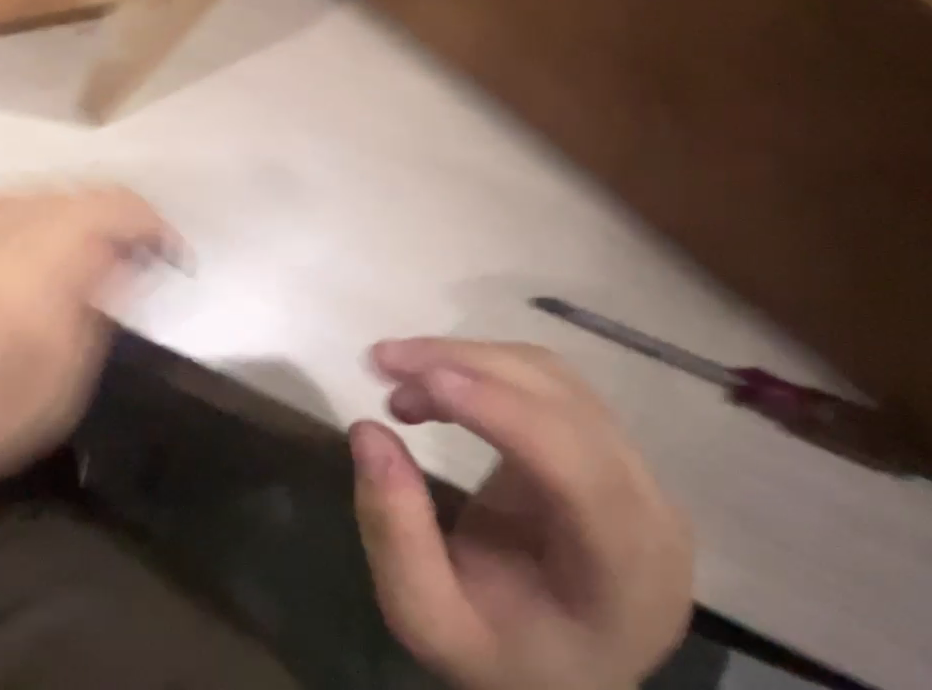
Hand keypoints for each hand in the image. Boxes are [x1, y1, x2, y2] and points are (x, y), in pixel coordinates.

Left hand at [0, 187, 177, 515]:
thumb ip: (93, 320)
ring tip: (73, 258)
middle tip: (124, 261)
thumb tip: (123, 266)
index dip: (148, 221)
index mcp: (25, 281)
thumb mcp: (50, 398)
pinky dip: (19, 219)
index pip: (106, 210)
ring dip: (64, 215)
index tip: (166, 253)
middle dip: (109, 219)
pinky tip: (16, 255)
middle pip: (68, 193)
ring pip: (26, 191)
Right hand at [350, 339, 693, 689]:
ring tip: (396, 376)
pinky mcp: (604, 454)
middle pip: (566, 406)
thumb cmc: (496, 654)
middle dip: (467, 366)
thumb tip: (368, 431)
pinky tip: (435, 385)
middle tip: (380, 364)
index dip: (501, 412)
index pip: (578, 469)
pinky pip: (549, 389)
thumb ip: (396, 535)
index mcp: (625, 571)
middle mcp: (650, 510)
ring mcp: (635, 477)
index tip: (417, 379)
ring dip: (470, 360)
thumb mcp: (425, 616)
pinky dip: (484, 370)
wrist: (558, 674)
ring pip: (555, 381)